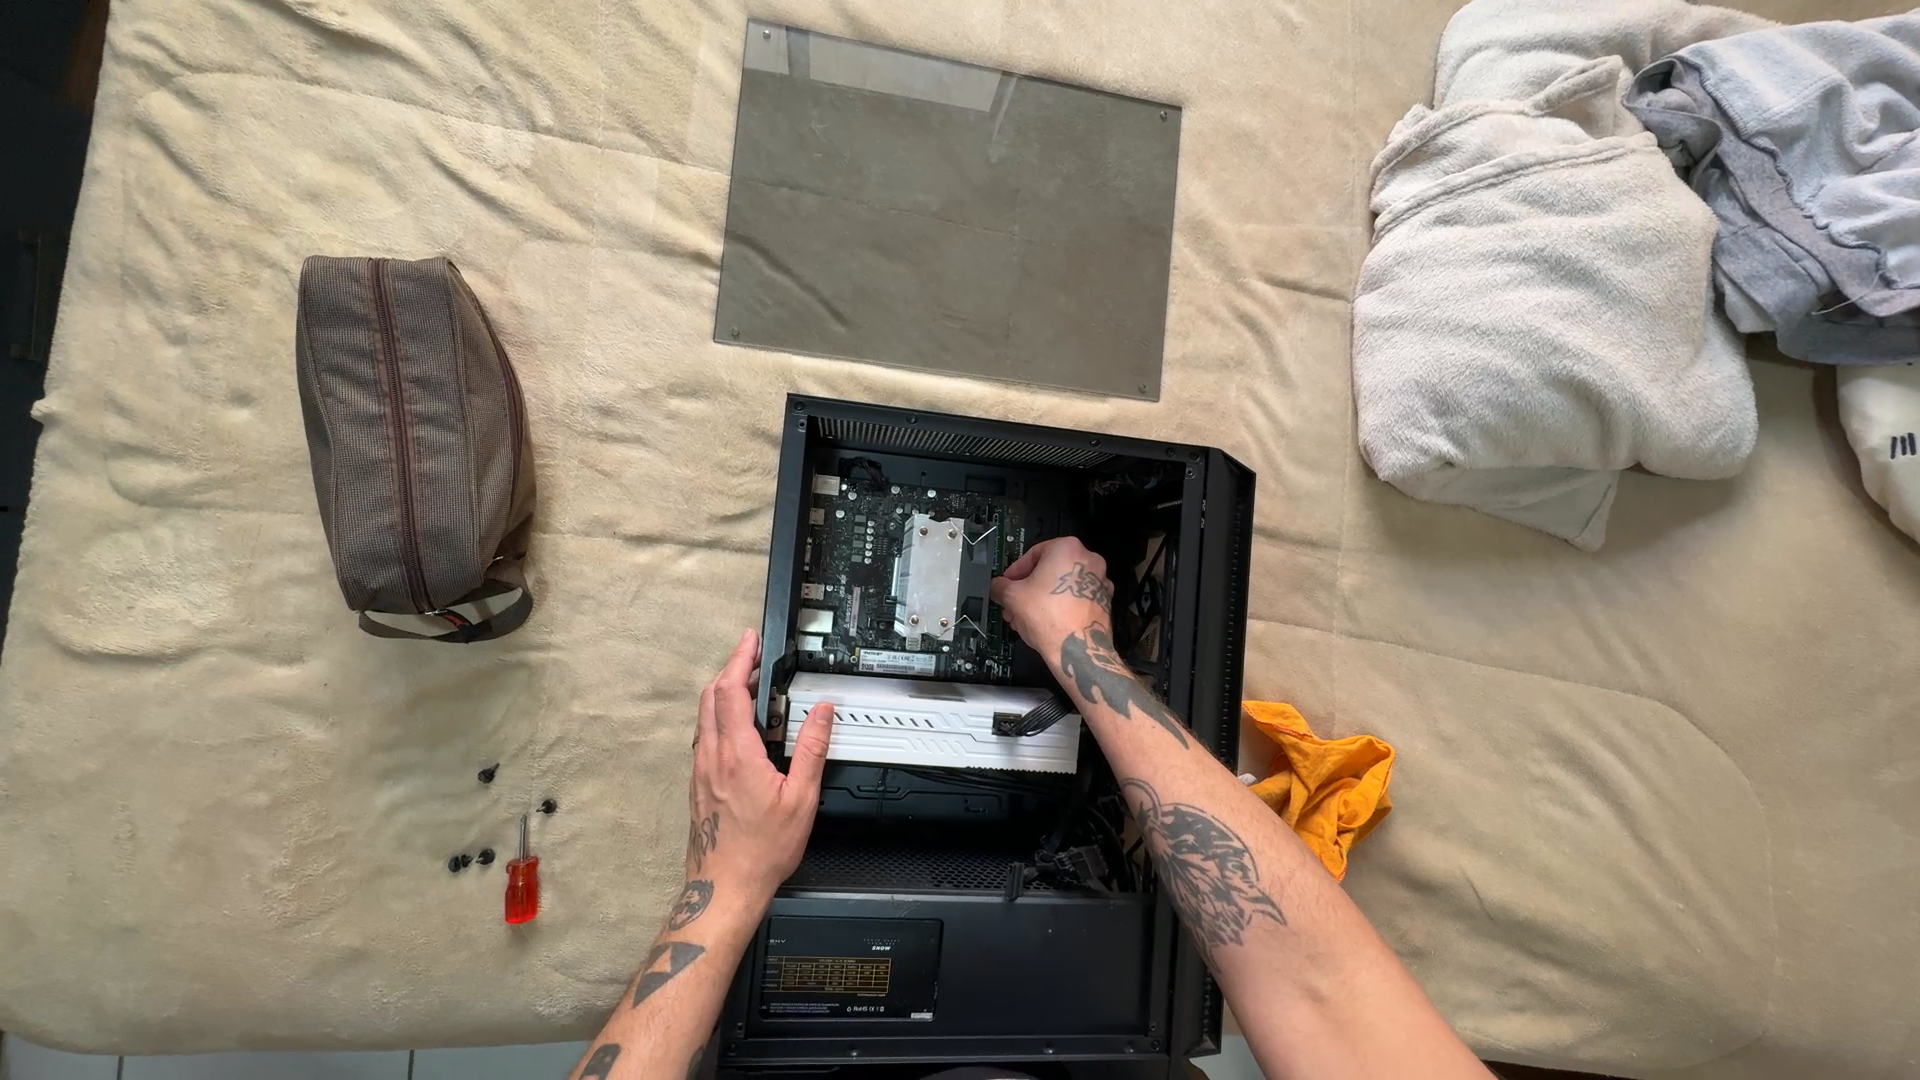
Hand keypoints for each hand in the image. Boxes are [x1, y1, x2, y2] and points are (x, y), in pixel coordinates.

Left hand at [682, 629, 834, 916]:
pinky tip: (738, 726)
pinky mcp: (698, 784)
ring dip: (723, 692)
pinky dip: (719, 716)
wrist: (723, 889)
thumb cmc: (762, 850)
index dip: (740, 660)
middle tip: (754, 656)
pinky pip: (704, 736)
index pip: (731, 691)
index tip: (751, 641)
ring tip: (750, 686)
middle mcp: (711, 757)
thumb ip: (812, 749)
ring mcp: (700, 771)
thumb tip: (822, 712)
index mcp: (736, 755)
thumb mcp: (801, 799)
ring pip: (704, 716)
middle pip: (711, 696)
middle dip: (731, 669)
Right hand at [989, 537, 1114, 655]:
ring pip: (1062, 586)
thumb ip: (1000, 586)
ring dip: (1041, 598)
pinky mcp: (1103, 602)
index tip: (1008, 583)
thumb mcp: (1012, 596)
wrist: (1077, 649)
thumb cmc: (1052, 618)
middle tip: (1014, 601)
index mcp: (1067, 548)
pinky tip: (1043, 622)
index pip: (1033, 554)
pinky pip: (1075, 599)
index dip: (1015, 571)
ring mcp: (1099, 582)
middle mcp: (1088, 560)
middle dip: (1028, 588)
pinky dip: (1059, 606)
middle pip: (1049, 571)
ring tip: (1024, 616)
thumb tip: (997, 586)